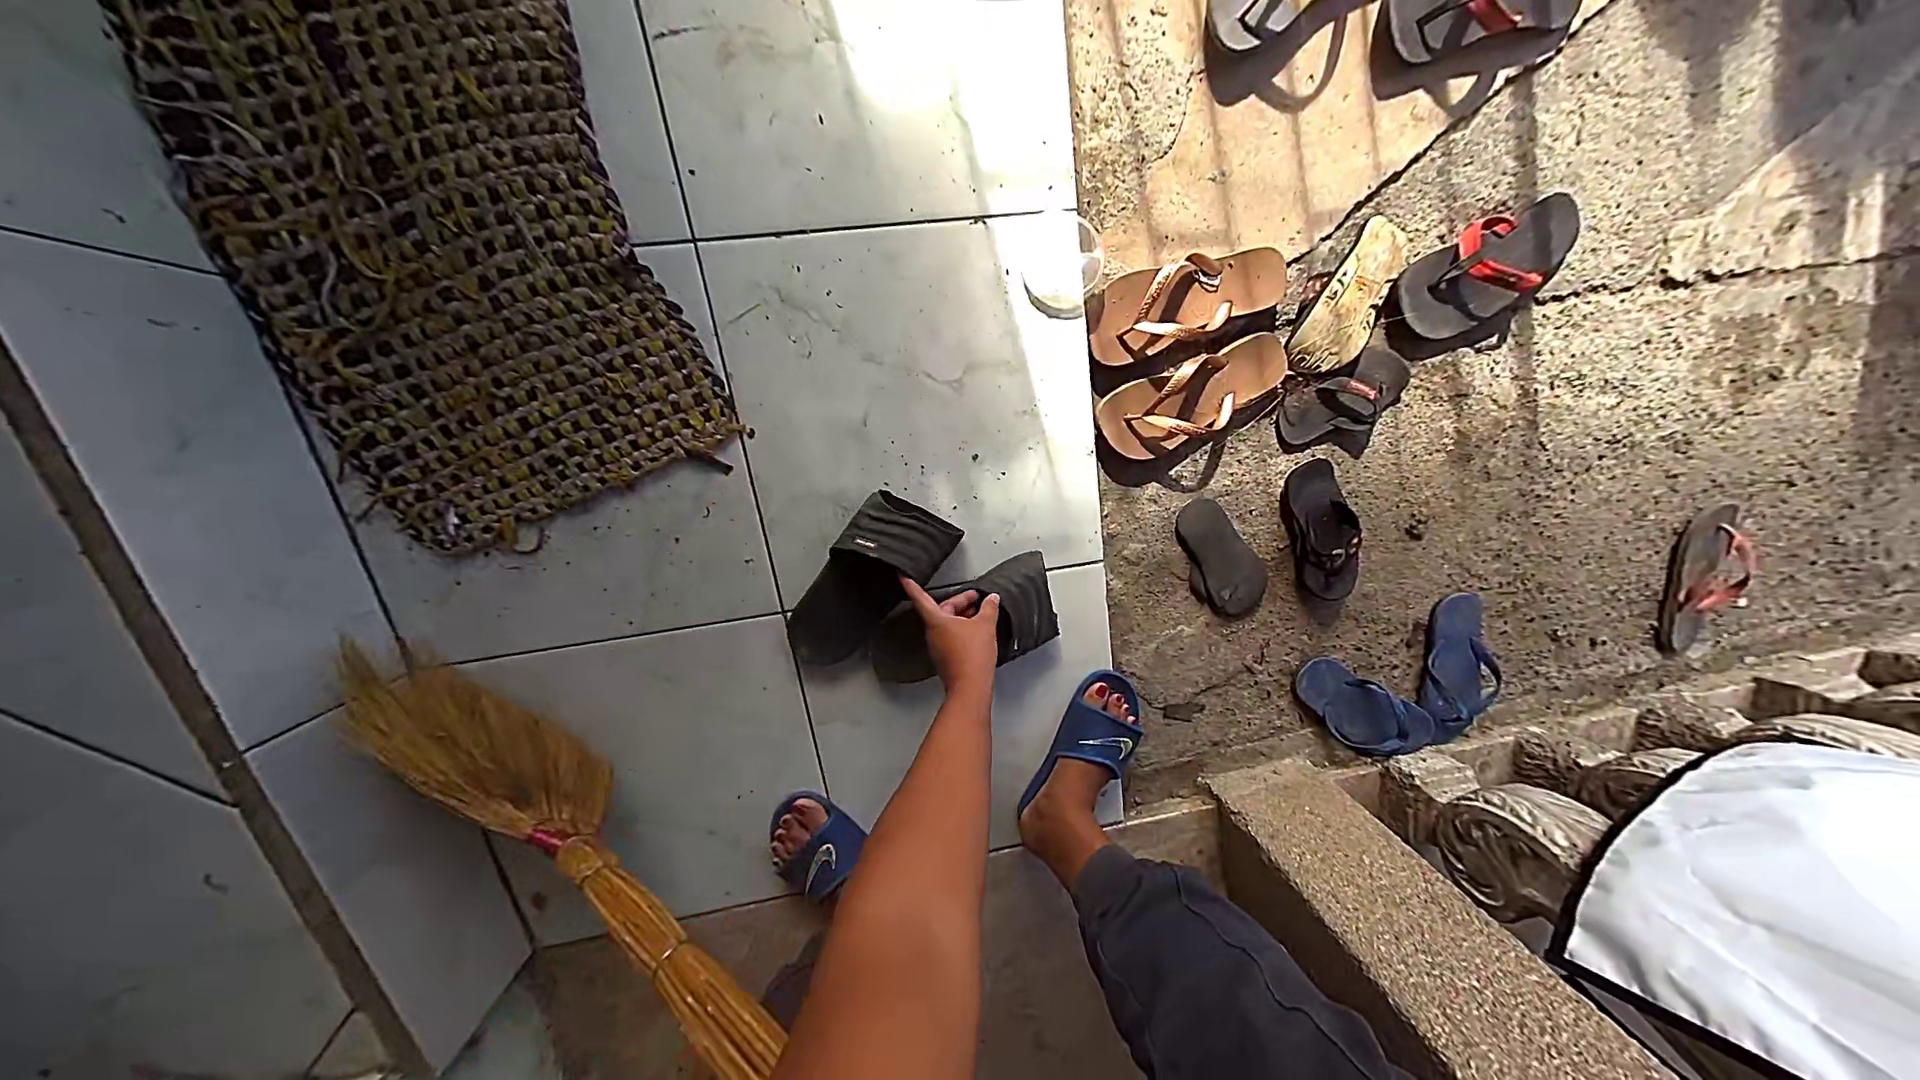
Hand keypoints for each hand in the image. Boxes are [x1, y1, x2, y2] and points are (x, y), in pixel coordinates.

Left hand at [900, 577, 1000, 691]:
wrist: (971, 686)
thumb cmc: (972, 656)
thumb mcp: (986, 625)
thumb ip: (989, 608)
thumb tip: (992, 599)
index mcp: (936, 621)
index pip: (920, 597)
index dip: (911, 585)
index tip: (903, 577)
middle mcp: (933, 633)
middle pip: (941, 610)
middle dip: (958, 602)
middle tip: (974, 597)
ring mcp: (938, 646)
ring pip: (947, 624)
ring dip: (962, 616)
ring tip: (980, 613)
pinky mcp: (946, 657)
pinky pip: (952, 637)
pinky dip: (963, 630)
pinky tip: (978, 631)